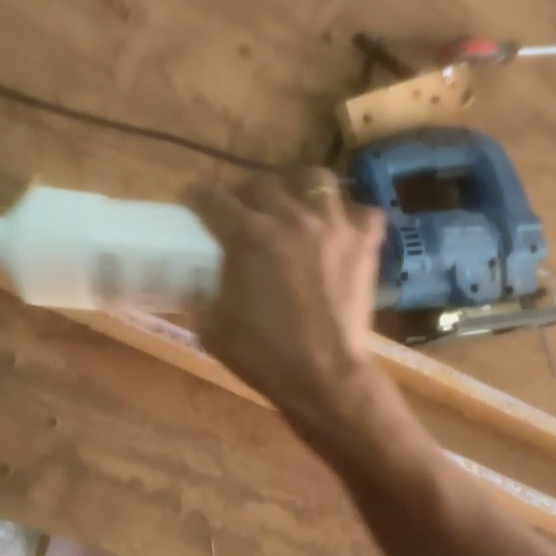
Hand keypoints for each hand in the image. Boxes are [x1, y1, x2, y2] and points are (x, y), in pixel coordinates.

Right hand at [186, 169, 386, 416]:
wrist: (322, 375)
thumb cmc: (263, 354)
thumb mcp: (213, 325)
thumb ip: (205, 292)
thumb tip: (201, 280)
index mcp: (247, 236)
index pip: (213, 200)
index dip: (197, 196)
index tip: (192, 197)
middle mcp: (290, 218)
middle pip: (261, 183)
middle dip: (245, 192)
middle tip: (242, 209)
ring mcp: (332, 227)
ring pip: (315, 180)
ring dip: (298, 188)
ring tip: (293, 204)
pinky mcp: (364, 244)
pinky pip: (363, 213)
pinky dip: (351, 217)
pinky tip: (340, 229)